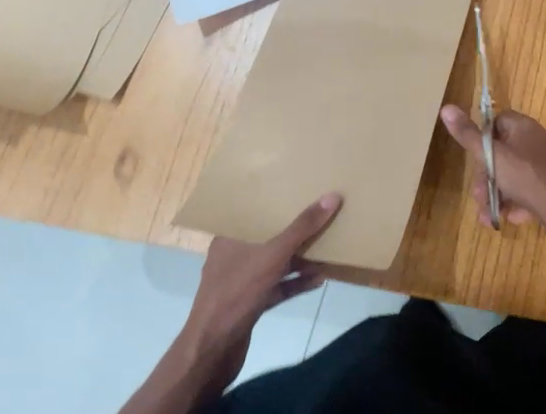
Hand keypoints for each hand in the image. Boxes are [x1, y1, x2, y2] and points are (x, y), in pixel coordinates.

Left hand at [186, 193, 340, 344]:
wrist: (213, 351)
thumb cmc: (237, 293)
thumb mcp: (272, 256)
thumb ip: (302, 228)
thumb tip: (332, 196)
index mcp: (230, 240)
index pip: (256, 215)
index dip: (279, 204)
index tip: (304, 194)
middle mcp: (233, 258)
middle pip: (269, 238)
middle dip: (295, 231)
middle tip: (323, 218)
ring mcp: (241, 283)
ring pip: (275, 264)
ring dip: (300, 259)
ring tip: (328, 249)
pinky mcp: (250, 304)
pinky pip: (277, 286)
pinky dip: (296, 282)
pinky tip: (319, 280)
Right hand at [439, 105, 545, 233]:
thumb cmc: (526, 177)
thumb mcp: (492, 157)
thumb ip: (468, 136)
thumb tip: (445, 107)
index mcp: (524, 126)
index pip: (497, 122)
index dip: (482, 141)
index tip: (475, 160)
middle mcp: (537, 140)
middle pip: (502, 154)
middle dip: (487, 179)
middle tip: (480, 197)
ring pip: (513, 177)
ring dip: (498, 196)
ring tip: (490, 216)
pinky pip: (528, 189)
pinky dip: (518, 203)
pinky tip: (514, 217)